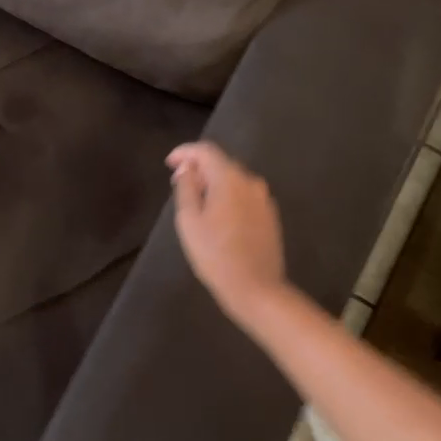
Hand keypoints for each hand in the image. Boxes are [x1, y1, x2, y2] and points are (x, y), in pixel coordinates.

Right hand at [169, 142, 289, 321]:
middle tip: (179, 184)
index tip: (169, 163)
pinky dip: (228, 197)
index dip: (185, 152)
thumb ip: (186, 187)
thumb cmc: (216, 254)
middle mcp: (250, 182)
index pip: (206, 151)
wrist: (256, 289)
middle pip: (221, 163)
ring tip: (197, 201)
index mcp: (230, 178)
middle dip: (199, 168)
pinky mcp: (270, 216)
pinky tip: (218, 216)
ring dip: (214, 183)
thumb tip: (187, 167)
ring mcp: (263, 199)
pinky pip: (244, 196)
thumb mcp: (189, 220)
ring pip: (234, 180)